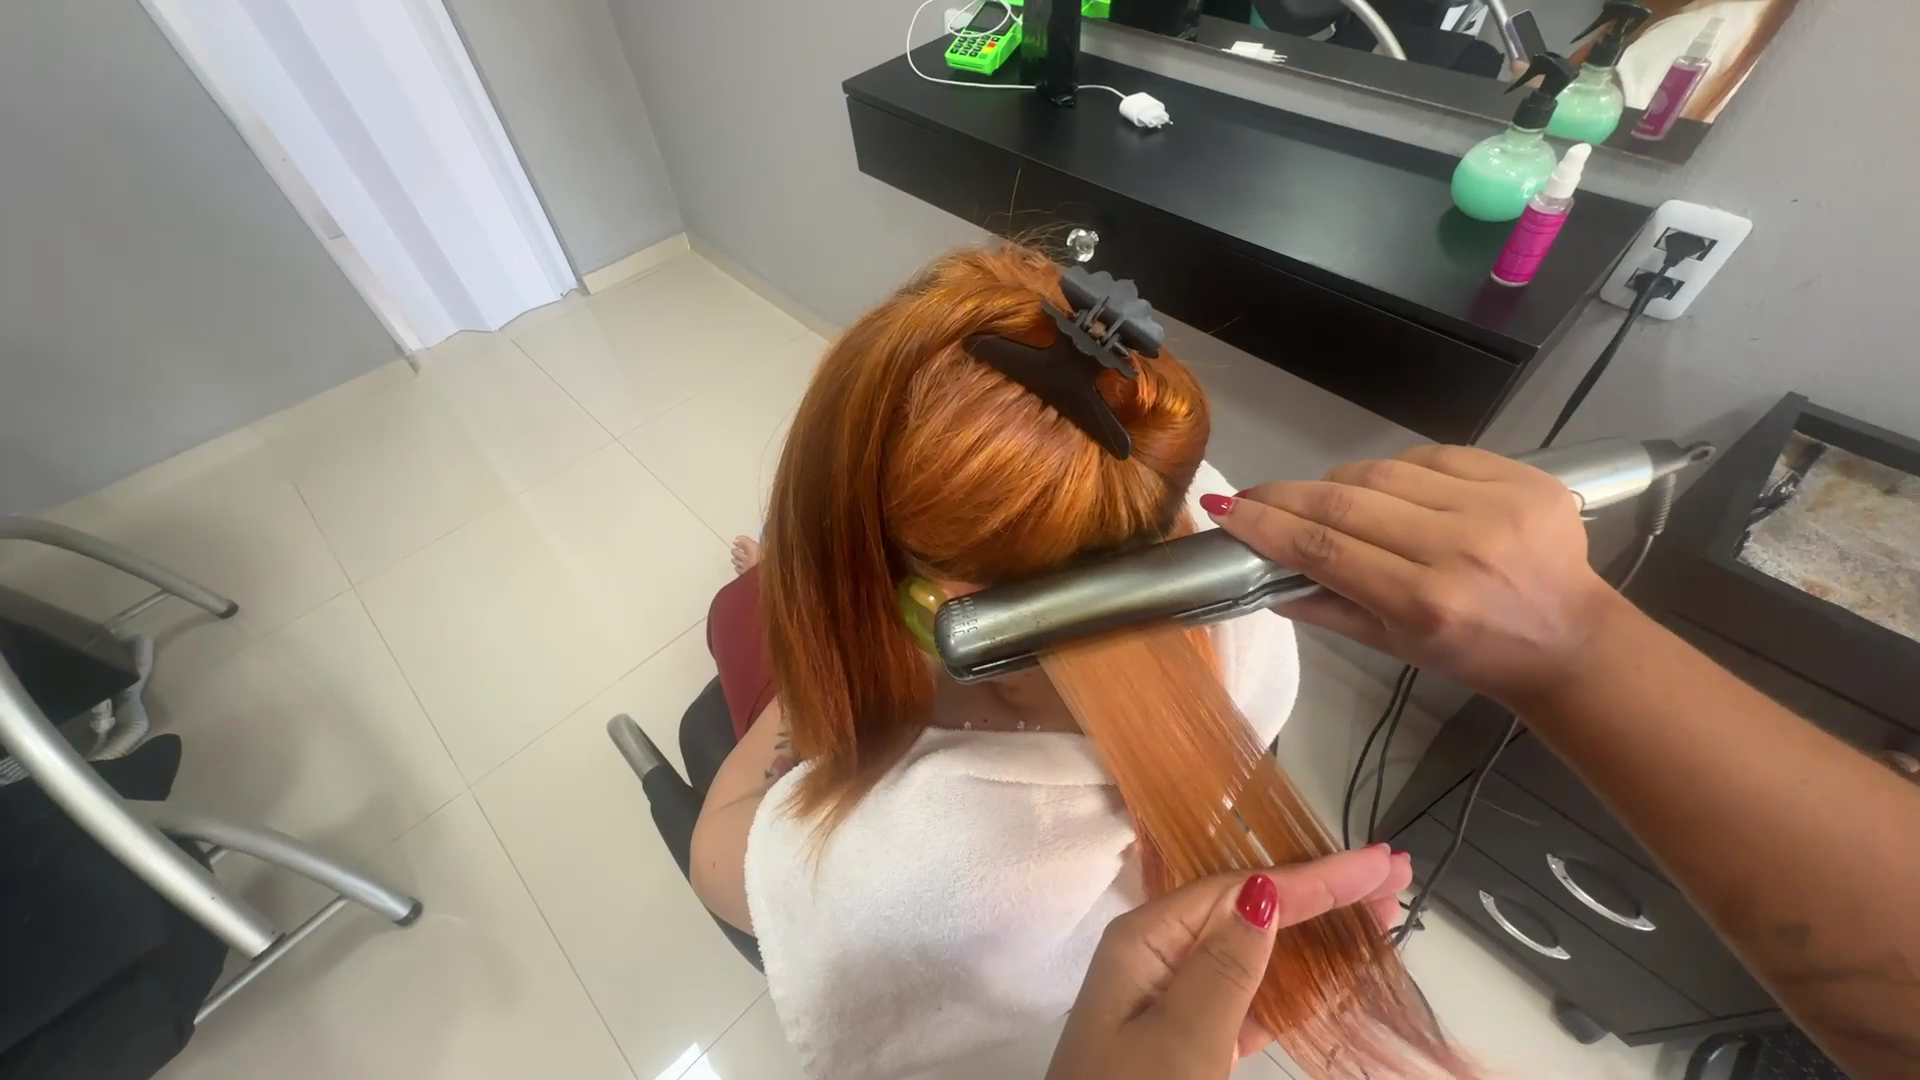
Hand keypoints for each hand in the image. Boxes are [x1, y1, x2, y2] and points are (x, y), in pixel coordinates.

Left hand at [1046, 847, 1410, 1079]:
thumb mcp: (1181, 1038)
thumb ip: (1225, 967)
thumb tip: (1263, 889)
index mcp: (1147, 937)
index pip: (1240, 891)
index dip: (1313, 877)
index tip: (1380, 863)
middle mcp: (1159, 953)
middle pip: (1249, 910)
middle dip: (1320, 893)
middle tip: (1391, 874)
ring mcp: (1174, 996)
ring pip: (1255, 952)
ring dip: (1314, 934)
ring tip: (1375, 914)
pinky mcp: (1191, 1039)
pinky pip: (1249, 998)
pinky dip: (1293, 984)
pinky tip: (1332, 974)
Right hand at [1201, 445, 1627, 703]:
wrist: (1570, 637)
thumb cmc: (1470, 652)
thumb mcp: (1390, 646)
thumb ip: (1325, 609)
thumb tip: (1264, 582)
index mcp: (1425, 601)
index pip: (1323, 548)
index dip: (1266, 525)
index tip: (1225, 507)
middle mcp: (1460, 548)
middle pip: (1344, 503)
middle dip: (1285, 495)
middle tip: (1252, 494)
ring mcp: (1497, 506)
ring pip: (1381, 472)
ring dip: (1338, 483)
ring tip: (1326, 500)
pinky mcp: (1524, 477)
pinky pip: (1429, 455)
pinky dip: (1394, 470)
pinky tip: (1389, 489)